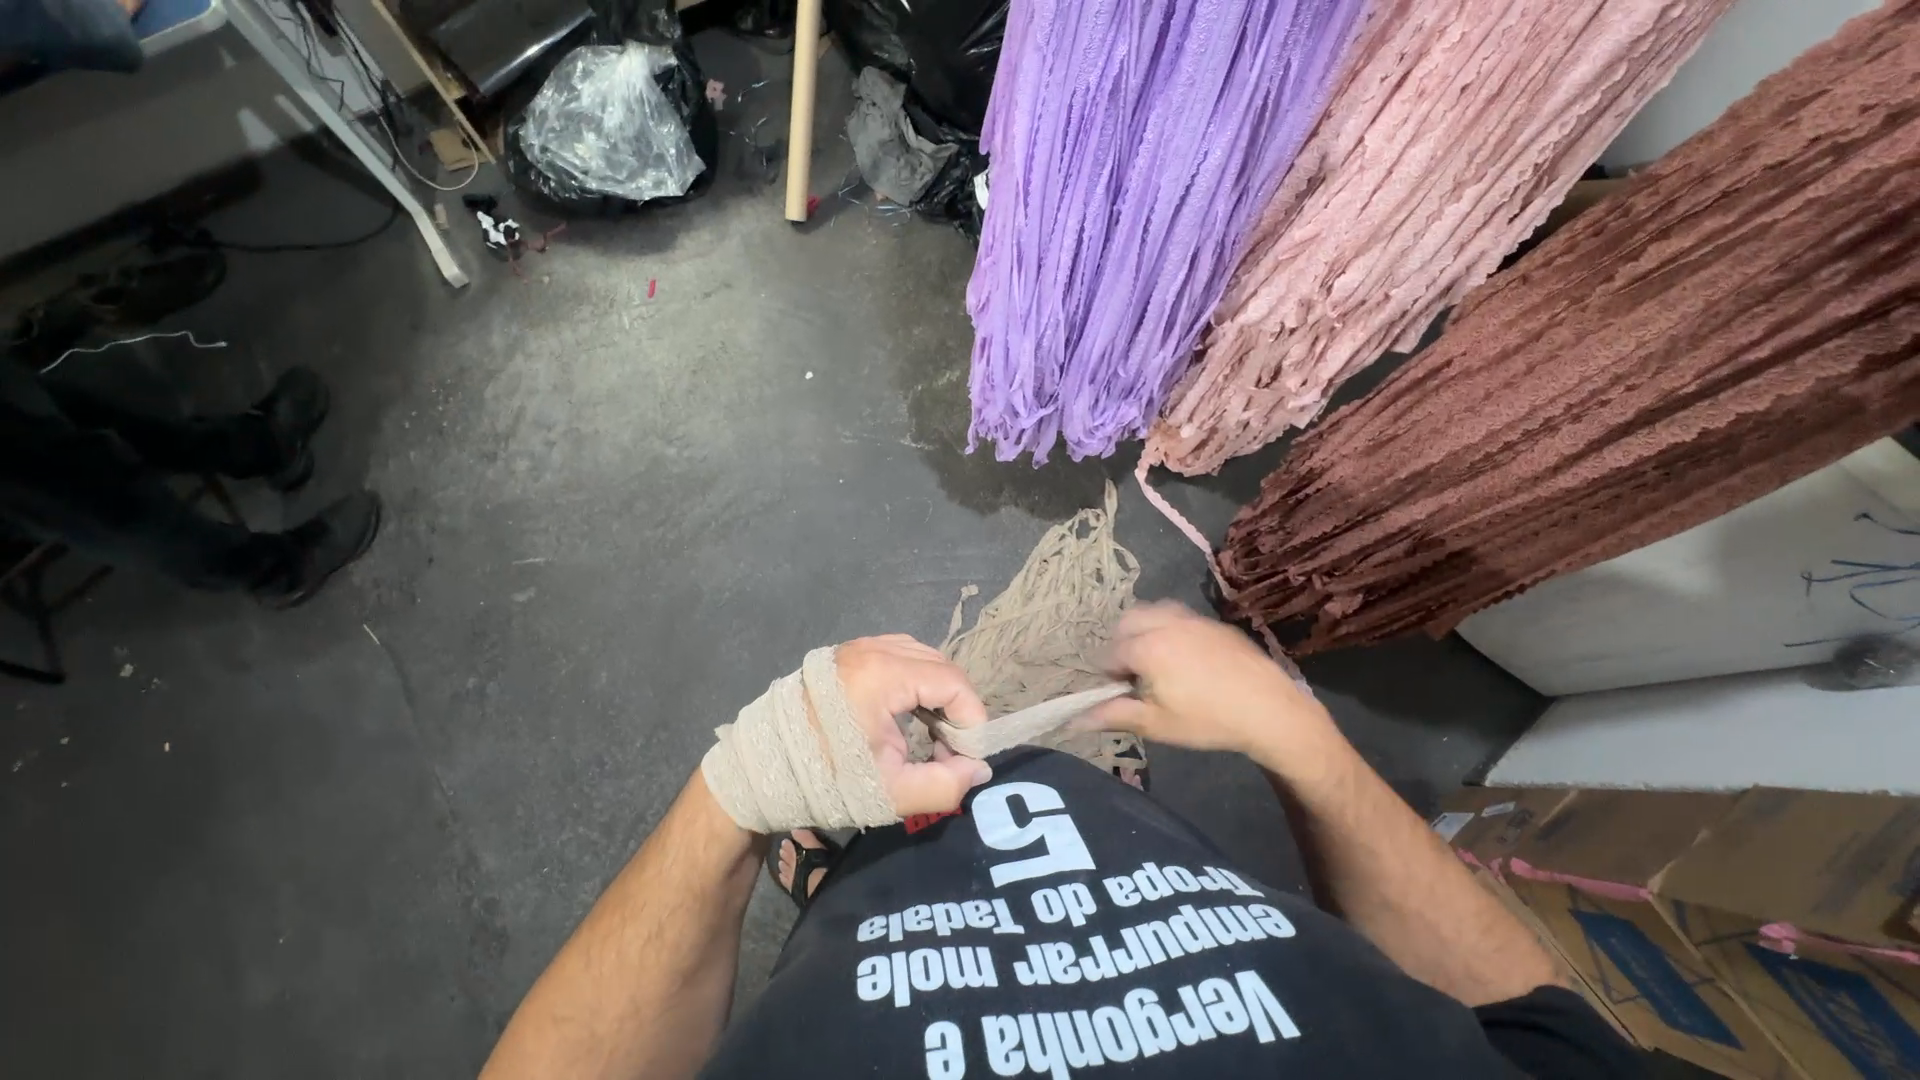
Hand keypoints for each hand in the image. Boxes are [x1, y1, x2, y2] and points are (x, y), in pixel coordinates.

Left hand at [834, 635, 993, 815]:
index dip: (972, 721)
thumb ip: (945, 784)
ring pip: (922, 658)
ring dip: (937, 694)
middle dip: (956, 708)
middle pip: (941, 667)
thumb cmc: (828, 780)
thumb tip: (978, 768)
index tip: (964, 758)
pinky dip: (914, 682)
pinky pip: (899, 657)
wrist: (762, 769)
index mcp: (883, 675)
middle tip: (947, 750)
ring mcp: (859, 647)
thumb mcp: (892, 792)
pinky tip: (908, 715)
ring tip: (930, 735)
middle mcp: (873, 650)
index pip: (954, 684)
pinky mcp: (848, 654)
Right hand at [1086, 602, 1343, 774]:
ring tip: (1157, 661)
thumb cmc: (1208, 720)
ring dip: (1145, 630)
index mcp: (1147, 647)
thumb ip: (1113, 716)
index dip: (1108, 675)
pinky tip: (1185, 658)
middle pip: (1127, 622)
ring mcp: (1193, 619)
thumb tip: (1073, 720)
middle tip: (1134, 675)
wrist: (1270, 709)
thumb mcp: (1156, 724)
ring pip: (1153, 612)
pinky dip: (1169, 629)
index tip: (1120, 693)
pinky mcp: (1215, 623)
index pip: (1108, 653)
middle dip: (1122, 645)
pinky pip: (1179, 616)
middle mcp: (1166, 623)